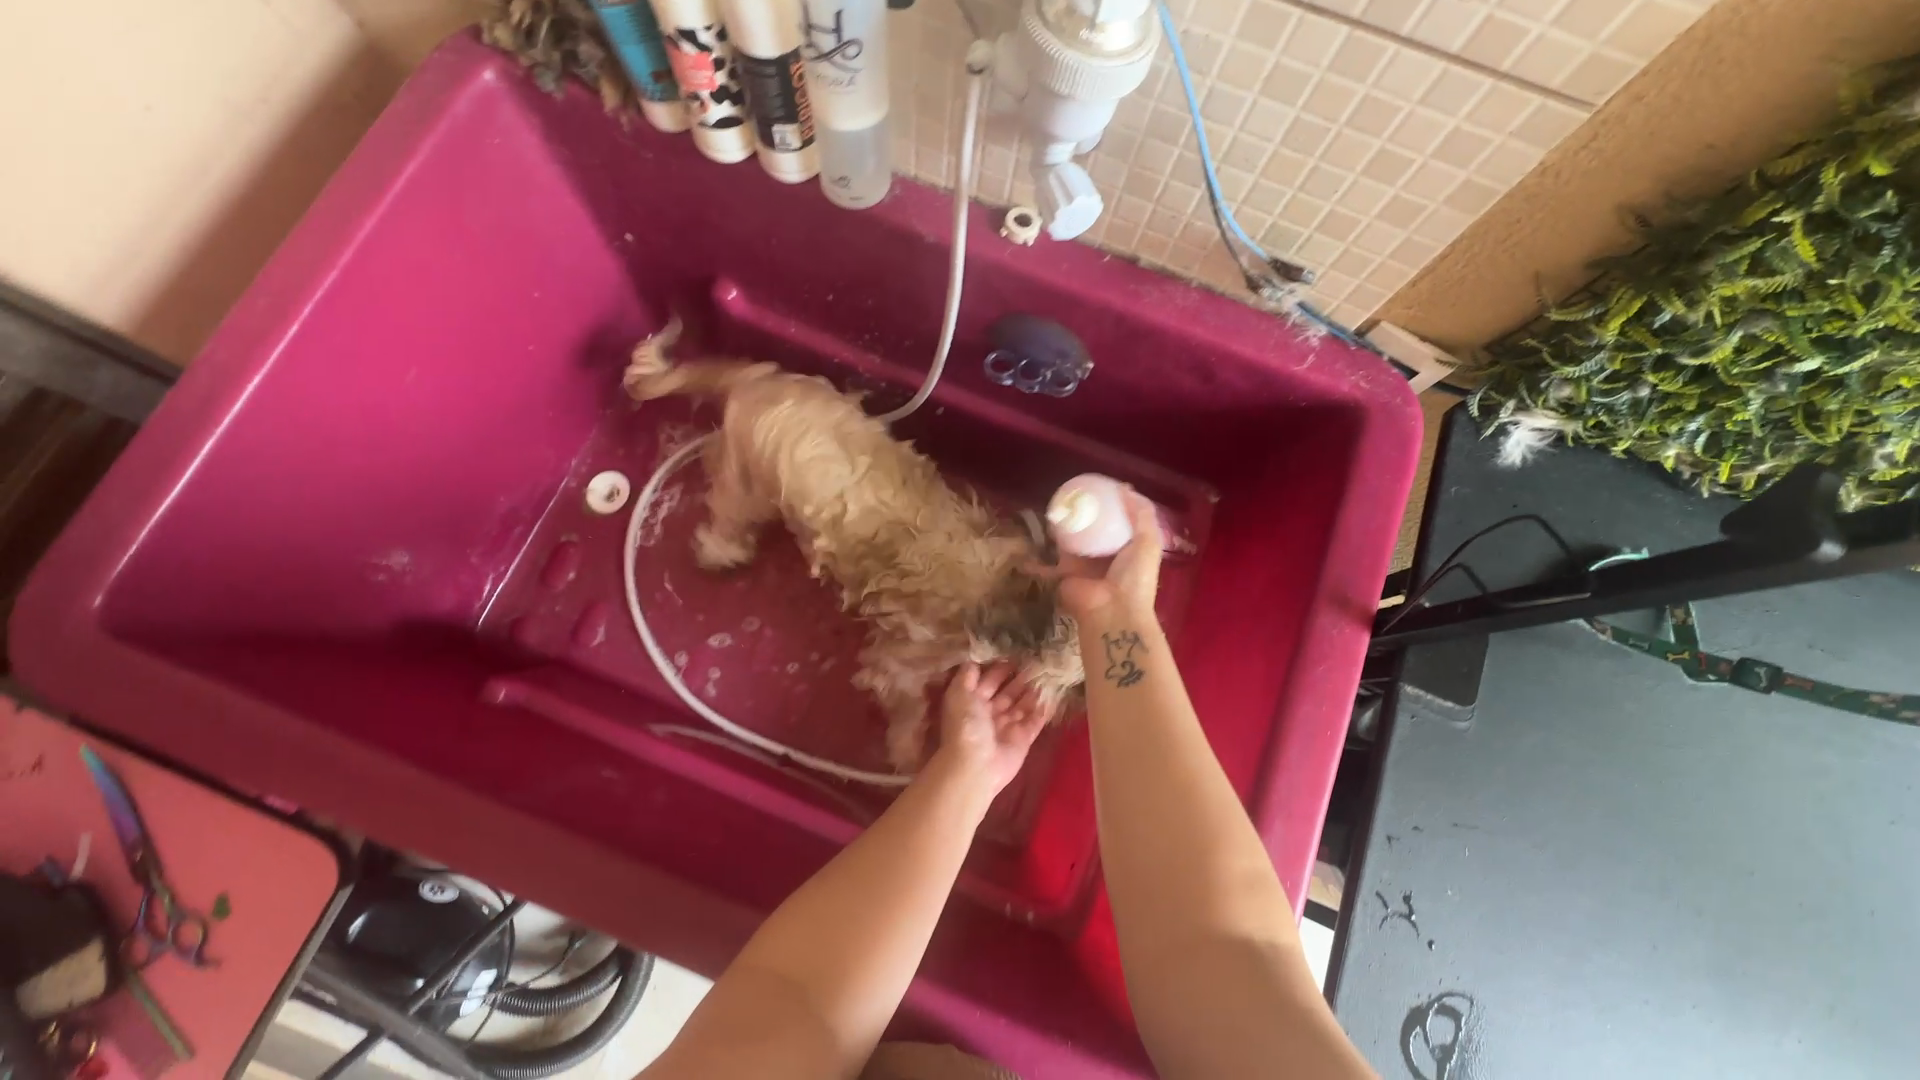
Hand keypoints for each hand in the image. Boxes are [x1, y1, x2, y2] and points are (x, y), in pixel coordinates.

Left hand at [929, 663, 1048, 796]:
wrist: (976, 765)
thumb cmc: (966, 725)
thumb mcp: (958, 694)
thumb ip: (966, 676)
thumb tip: (972, 660)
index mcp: (973, 702)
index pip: (988, 681)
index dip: (999, 668)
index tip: (1014, 652)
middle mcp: (990, 713)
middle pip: (1008, 692)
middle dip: (1019, 678)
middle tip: (1036, 660)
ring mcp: (1008, 726)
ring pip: (1023, 704)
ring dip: (1033, 690)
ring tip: (1048, 672)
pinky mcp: (1023, 738)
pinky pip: (1036, 720)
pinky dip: (1043, 709)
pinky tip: (1054, 694)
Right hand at [1055, 490, 1163, 620]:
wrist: (1110, 610)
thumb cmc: (1134, 576)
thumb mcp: (1148, 542)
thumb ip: (1141, 514)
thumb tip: (1126, 487)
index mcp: (1128, 549)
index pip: (1121, 522)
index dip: (1115, 505)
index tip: (1105, 486)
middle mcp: (1106, 556)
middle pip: (1096, 529)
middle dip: (1089, 512)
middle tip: (1079, 491)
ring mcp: (1084, 563)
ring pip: (1074, 537)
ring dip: (1068, 522)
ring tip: (1062, 500)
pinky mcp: (1064, 569)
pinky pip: (1055, 552)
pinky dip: (1050, 538)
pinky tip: (1047, 518)